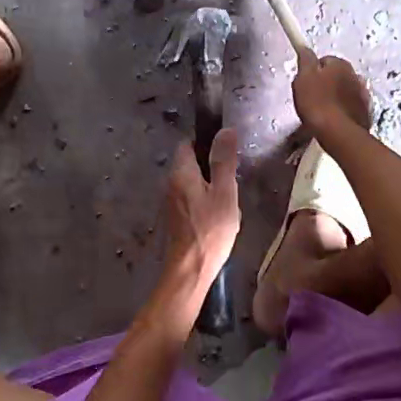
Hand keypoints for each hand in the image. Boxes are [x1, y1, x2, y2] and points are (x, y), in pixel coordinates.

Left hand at [161, 129, 240, 281]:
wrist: (190, 270)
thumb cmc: (210, 230)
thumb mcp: (224, 193)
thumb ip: (224, 162)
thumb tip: (225, 130)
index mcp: (180, 172)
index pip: (187, 144)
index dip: (206, 143)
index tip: (225, 153)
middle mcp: (169, 183)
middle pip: (189, 163)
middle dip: (210, 168)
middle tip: (231, 181)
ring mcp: (169, 202)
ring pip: (191, 183)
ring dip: (208, 187)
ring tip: (228, 201)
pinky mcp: (173, 218)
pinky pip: (189, 199)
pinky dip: (203, 202)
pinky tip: (218, 217)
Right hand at [292, 49, 372, 135]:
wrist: (338, 133)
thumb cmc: (316, 103)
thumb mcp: (303, 78)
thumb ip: (305, 60)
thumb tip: (304, 47)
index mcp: (340, 64)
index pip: (323, 60)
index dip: (311, 71)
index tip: (304, 83)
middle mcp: (355, 76)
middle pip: (335, 75)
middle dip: (325, 83)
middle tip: (311, 97)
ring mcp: (362, 95)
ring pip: (344, 91)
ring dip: (335, 96)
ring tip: (321, 110)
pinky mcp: (365, 112)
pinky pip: (350, 106)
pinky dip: (343, 109)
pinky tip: (333, 119)